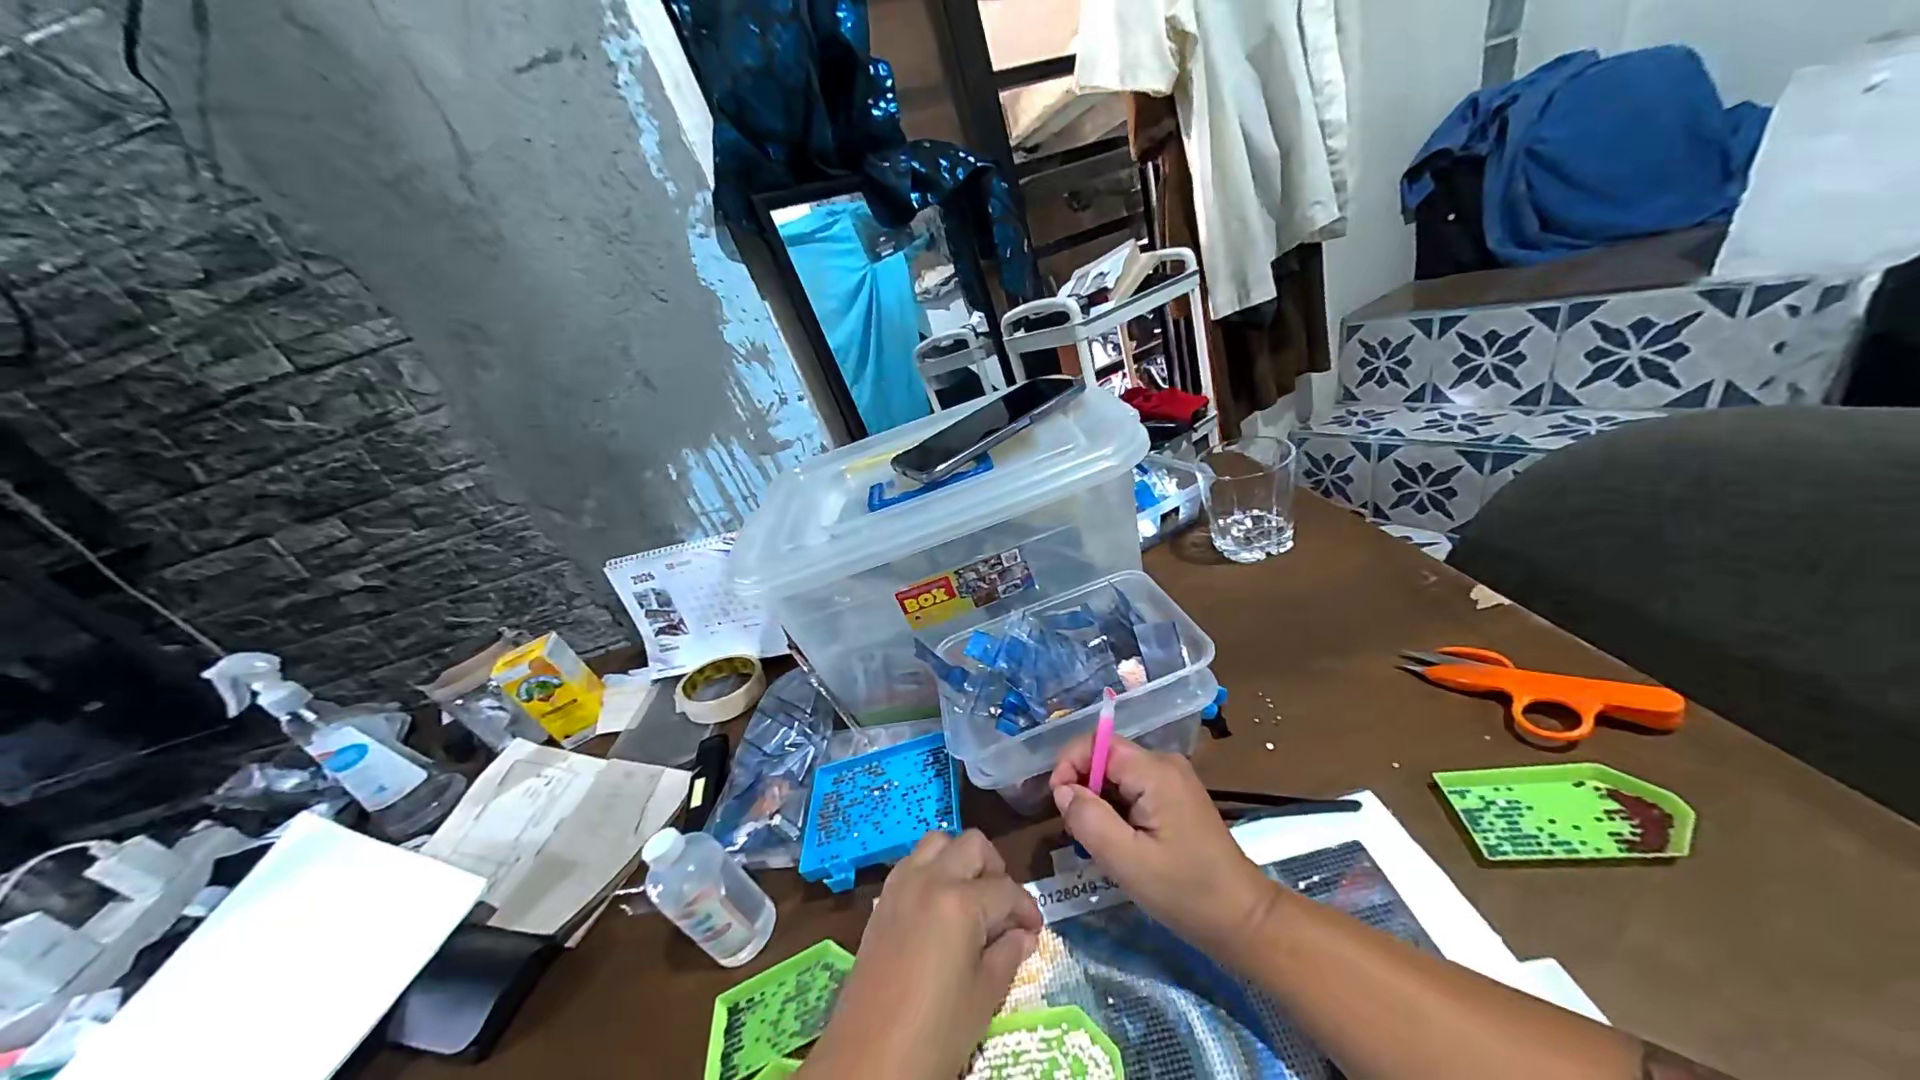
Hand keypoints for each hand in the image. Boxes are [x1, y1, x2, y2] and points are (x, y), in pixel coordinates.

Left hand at [803, 830, 1041, 1079]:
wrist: (868, 1058)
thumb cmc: (935, 1031)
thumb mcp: (984, 996)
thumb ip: (1008, 954)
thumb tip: (1023, 934)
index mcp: (960, 901)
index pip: (1006, 889)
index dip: (1027, 909)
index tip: (1035, 930)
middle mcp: (930, 879)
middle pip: (972, 845)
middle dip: (995, 869)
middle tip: (1003, 907)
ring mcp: (901, 885)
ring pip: (938, 842)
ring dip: (960, 859)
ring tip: (971, 898)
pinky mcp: (882, 899)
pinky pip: (912, 862)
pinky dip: (932, 869)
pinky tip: (940, 906)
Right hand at [1048, 735, 1276, 954]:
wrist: (1242, 918)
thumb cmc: (1185, 891)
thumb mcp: (1126, 861)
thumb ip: (1089, 819)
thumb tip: (1062, 790)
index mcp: (1154, 771)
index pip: (1096, 742)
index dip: (1070, 764)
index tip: (1059, 803)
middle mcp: (1164, 764)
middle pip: (1106, 758)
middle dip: (1082, 788)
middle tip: (1078, 833)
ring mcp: (1172, 780)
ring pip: (1116, 776)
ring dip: (1098, 803)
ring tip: (1097, 843)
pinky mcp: (1175, 798)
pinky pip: (1132, 789)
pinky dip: (1116, 810)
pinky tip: (1119, 843)